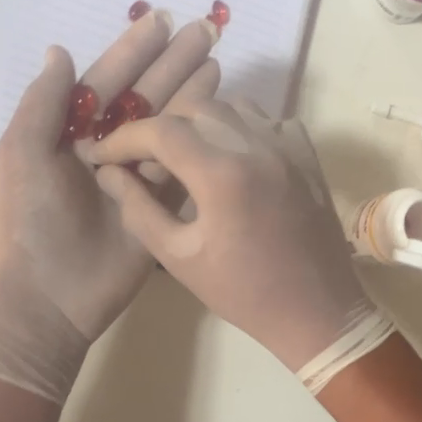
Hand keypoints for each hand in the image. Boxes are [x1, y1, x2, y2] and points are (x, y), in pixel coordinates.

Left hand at [0, 9, 220, 402]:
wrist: (51, 295)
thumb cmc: (30, 222)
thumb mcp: (22, 153)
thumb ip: (43, 103)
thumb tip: (61, 52)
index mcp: (68, 133)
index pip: (107, 82)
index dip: (133, 51)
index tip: (161, 20)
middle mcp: (106, 150)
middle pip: (145, 99)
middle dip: (173, 65)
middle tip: (206, 31)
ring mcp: (136, 180)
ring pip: (169, 130)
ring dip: (193, 98)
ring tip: (219, 65)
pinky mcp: (160, 210)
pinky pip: (180, 172)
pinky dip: (199, 145)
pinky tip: (219, 120)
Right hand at [86, 99, 391, 391]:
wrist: (317, 313)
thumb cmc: (245, 295)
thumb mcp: (180, 259)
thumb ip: (139, 210)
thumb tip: (108, 173)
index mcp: (222, 174)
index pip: (160, 131)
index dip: (124, 139)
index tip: (104, 155)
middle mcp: (258, 147)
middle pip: (196, 108)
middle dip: (162, 127)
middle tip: (147, 159)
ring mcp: (289, 149)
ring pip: (236, 108)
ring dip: (204, 123)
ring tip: (190, 157)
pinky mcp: (310, 159)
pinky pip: (271, 122)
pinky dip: (245, 129)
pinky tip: (236, 159)